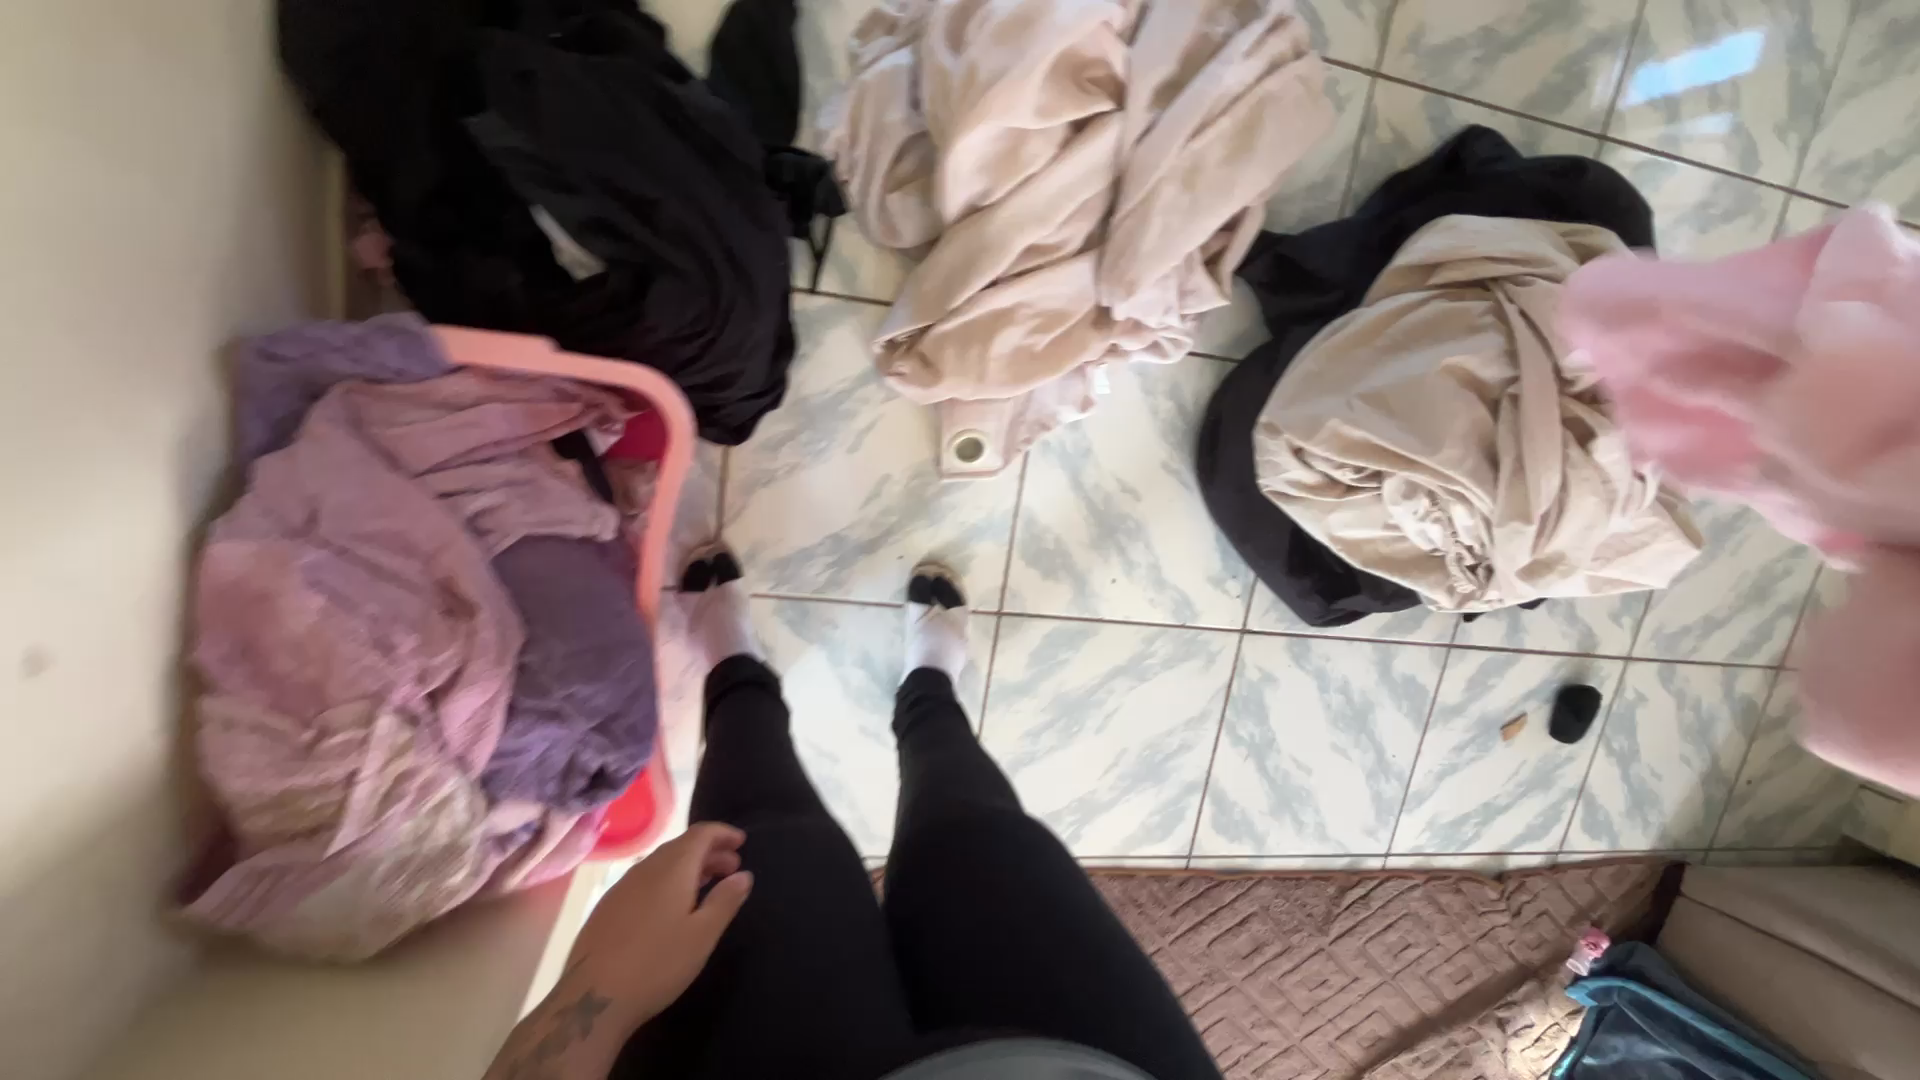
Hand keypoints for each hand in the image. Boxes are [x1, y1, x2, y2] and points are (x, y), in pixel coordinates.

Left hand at [565, 822, 753, 1028]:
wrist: (591, 1001)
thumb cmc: (657, 964)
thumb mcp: (702, 935)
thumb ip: (726, 900)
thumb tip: (744, 874)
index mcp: (673, 868)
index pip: (701, 833)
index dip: (723, 833)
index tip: (742, 842)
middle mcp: (646, 868)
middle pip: (682, 846)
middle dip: (709, 852)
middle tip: (731, 868)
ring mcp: (621, 887)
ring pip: (661, 863)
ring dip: (688, 867)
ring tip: (705, 886)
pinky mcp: (606, 908)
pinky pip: (644, 880)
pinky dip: (666, 881)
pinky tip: (669, 907)